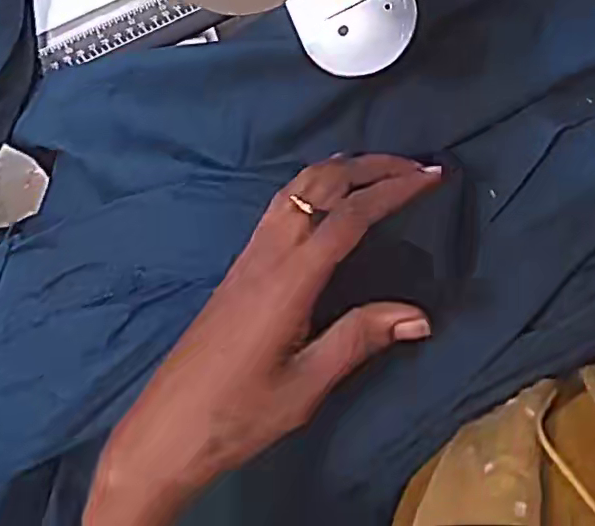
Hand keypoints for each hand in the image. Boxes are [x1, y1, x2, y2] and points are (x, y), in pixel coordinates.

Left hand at [86, 154, 442, 525]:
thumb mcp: (304, 387)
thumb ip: (360, 339)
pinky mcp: (244, 256)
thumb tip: (422, 316)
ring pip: (302, 182)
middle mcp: (272, 248)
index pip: (352, 215)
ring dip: (347, 165)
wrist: (162, 430)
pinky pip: (286, 196)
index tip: (431, 175)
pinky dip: (319, 177)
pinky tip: (332, 189)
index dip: (395, 189)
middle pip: (327, 182)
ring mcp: (254, 248)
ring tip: (384, 166)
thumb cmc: (236, 414)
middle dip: (376, 165)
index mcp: (291, 277)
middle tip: (418, 165)